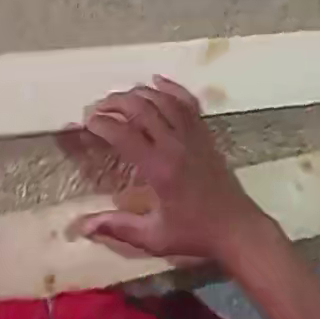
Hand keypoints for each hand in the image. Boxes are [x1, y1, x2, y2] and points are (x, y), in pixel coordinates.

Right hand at [75, 77, 283, 267]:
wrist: (236, 228)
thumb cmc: (194, 234)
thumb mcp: (153, 237)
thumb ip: (118, 228)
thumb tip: (82, 226)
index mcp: (159, 168)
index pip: (124, 134)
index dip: (103, 124)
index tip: (88, 123)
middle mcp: (175, 144)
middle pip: (142, 108)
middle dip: (116, 103)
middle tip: (99, 108)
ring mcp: (192, 135)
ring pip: (163, 100)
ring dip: (139, 93)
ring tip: (120, 97)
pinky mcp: (204, 133)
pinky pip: (188, 102)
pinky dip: (171, 88)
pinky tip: (157, 81)